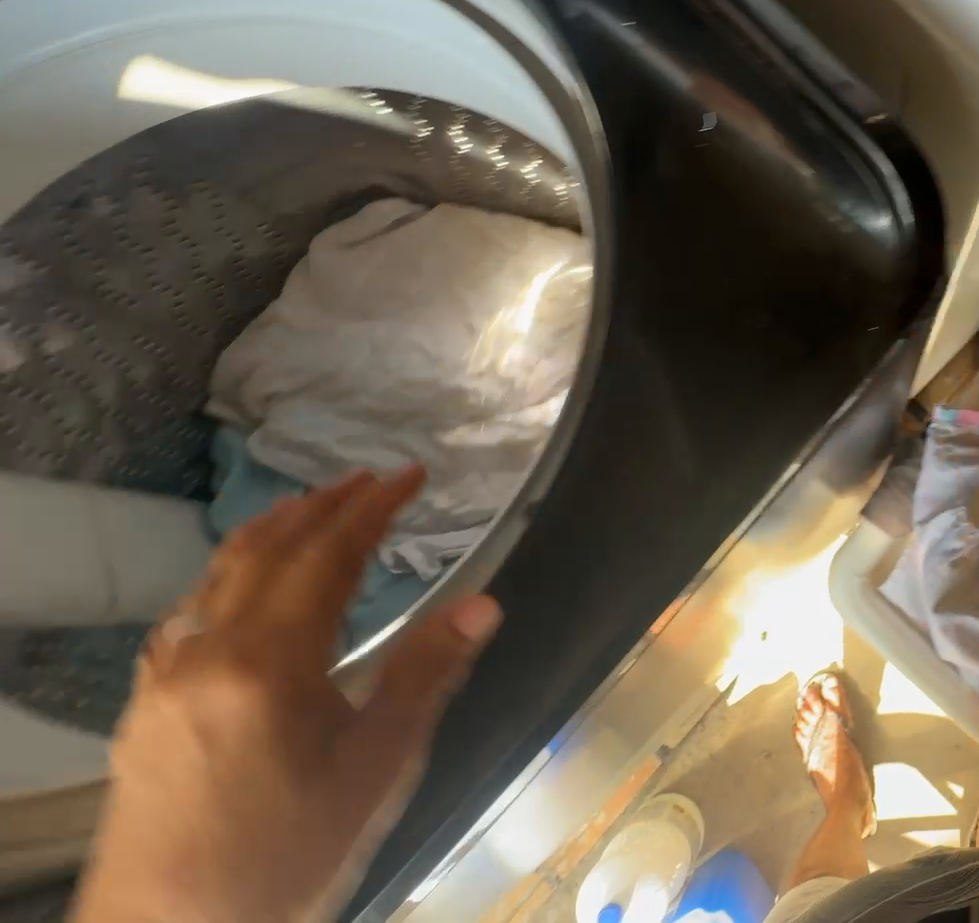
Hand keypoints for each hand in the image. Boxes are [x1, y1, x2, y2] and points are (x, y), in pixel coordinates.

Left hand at [71, 468, 502, 922]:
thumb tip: (484, 602)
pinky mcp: (147, 708)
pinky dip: (231, 575)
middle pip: (265, 553)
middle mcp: (205, 656)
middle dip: (323, 506)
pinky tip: (246, 586)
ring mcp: (165, 681)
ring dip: (273, 531)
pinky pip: (190, 614)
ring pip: (217, 578)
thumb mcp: (379, 764)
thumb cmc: (289, 850)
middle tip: (372, 478)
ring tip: (314, 505)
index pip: (327, 558)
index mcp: (268, 664)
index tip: (411, 475)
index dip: (372, 509)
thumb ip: (428, 673)